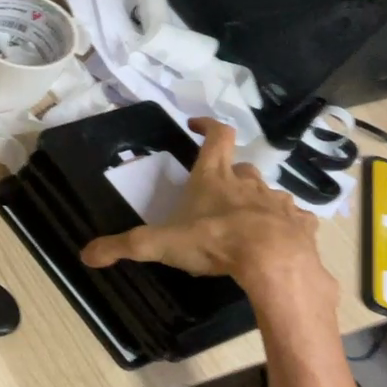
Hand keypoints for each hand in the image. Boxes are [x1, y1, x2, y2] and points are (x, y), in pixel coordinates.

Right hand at [80, 117, 333, 308]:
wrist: (275, 262)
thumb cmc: (213, 241)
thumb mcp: (157, 245)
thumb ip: (121, 247)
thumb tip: (86, 255)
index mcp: (213, 179)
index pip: (217, 138)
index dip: (208, 127)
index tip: (196, 124)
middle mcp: (247, 183)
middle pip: (240, 167)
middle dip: (228, 174)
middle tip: (214, 190)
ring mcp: (277, 202)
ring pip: (265, 192)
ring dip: (253, 200)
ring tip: (240, 220)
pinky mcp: (300, 224)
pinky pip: (291, 219)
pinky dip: (282, 224)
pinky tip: (273, 239)